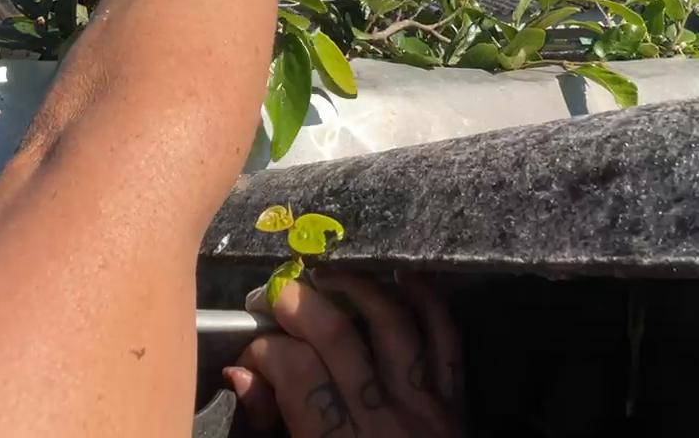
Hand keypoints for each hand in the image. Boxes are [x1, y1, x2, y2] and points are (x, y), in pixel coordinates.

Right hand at [224, 271, 462, 436]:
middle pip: (337, 335)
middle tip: (276, 296)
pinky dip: (427, 301)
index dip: (264, 349)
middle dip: (297, 303)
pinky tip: (401, 275)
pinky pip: (447, 341)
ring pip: (391, 321)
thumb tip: (242, 374)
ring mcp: (426, 410)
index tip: (250, 350)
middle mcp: (384, 421)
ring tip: (325, 275)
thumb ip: (272, 427)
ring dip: (355, 285)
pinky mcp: (457, 405)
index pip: (296, 370)